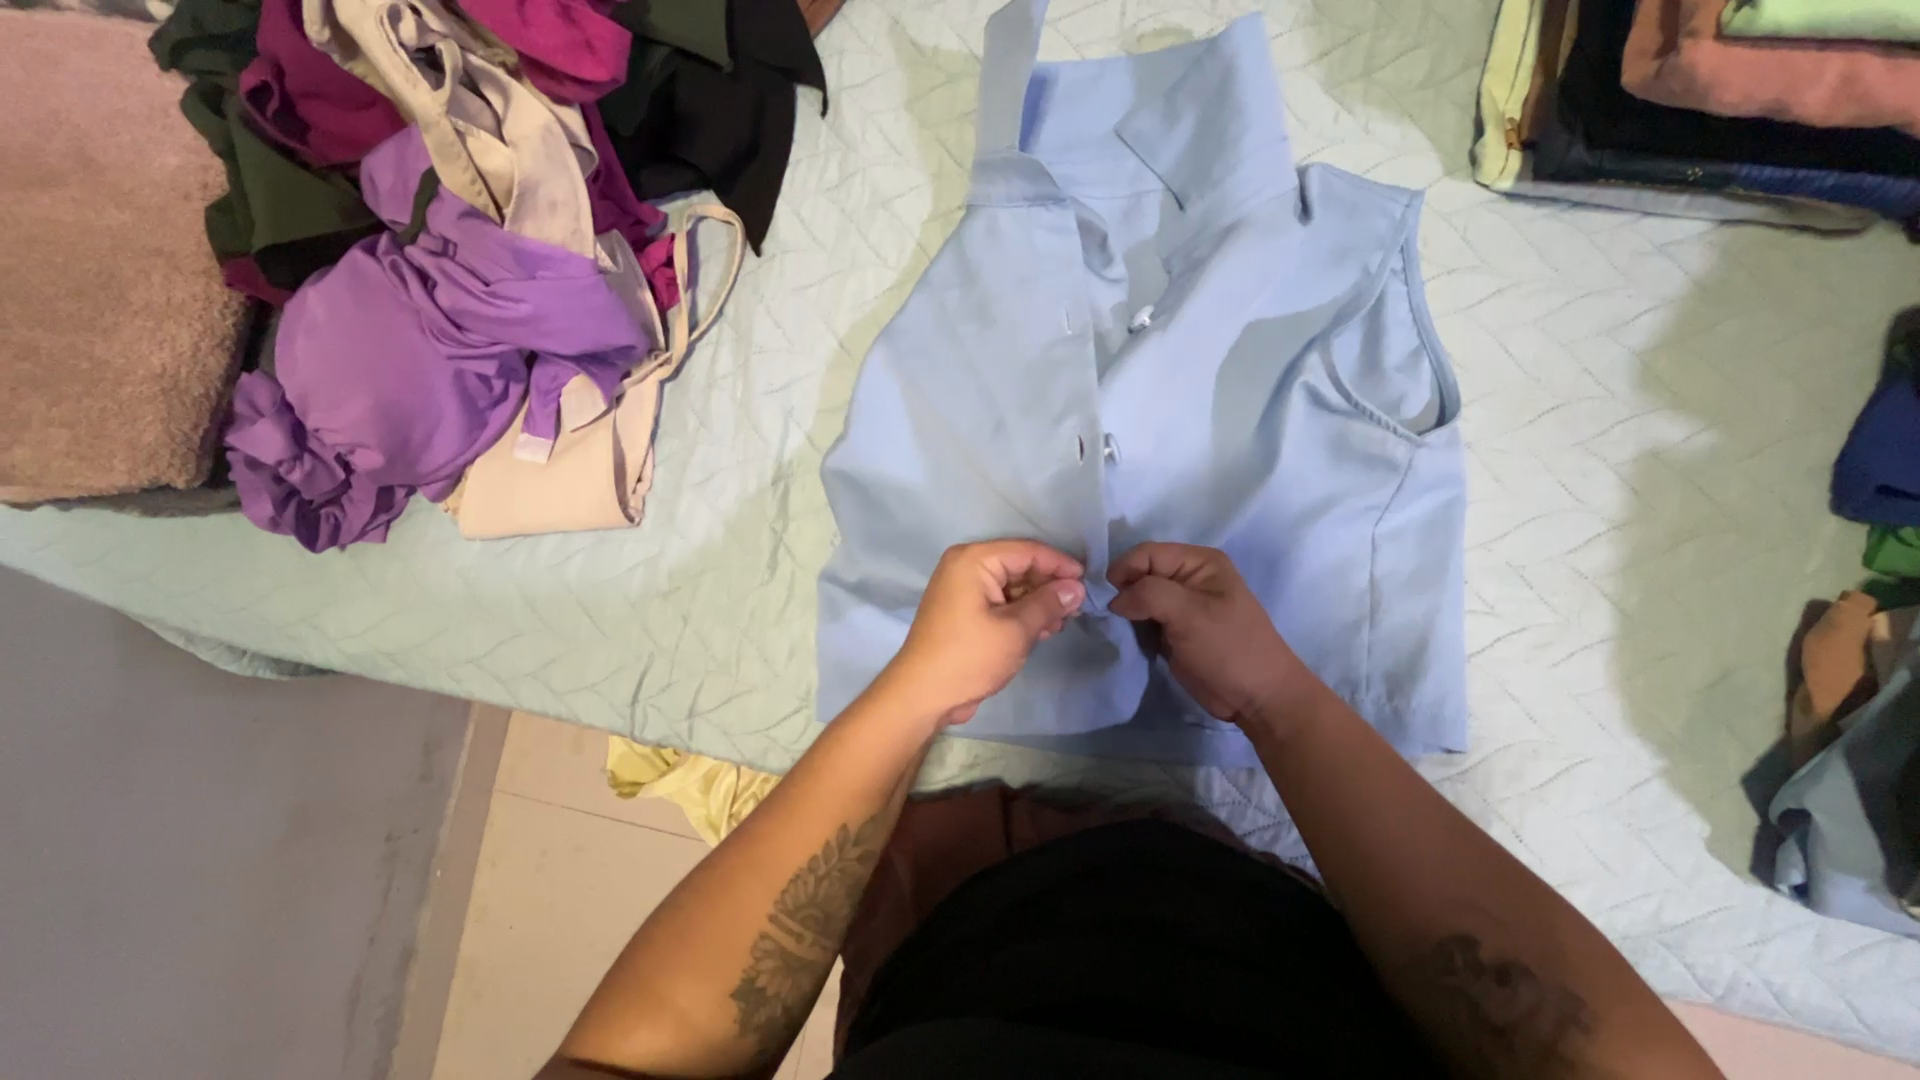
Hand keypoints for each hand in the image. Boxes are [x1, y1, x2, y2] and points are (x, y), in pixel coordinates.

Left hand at [879, 540, 1086, 726]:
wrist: (923, 695)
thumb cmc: (970, 657)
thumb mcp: (1016, 630)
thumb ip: (1048, 604)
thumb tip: (1076, 588)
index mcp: (974, 560)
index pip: (1027, 551)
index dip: (1059, 564)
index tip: (1086, 582)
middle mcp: (966, 567)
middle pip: (1019, 567)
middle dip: (1049, 586)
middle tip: (1076, 608)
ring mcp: (963, 590)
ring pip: (1012, 587)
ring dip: (1038, 603)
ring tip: (1061, 624)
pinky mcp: (964, 611)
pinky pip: (1000, 602)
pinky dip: (1021, 614)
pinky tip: (1043, 630)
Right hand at [1107, 543, 1318, 728]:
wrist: (1255, 697)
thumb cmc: (1228, 648)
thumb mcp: (1189, 613)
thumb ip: (1148, 594)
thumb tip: (1116, 599)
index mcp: (1200, 562)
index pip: (1147, 553)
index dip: (1126, 571)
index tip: (1112, 600)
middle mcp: (1189, 578)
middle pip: (1141, 573)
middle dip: (1124, 592)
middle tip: (1116, 617)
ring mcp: (1182, 606)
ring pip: (1139, 598)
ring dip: (1128, 612)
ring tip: (1125, 630)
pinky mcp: (1174, 631)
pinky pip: (1145, 620)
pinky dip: (1135, 628)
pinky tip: (1134, 640)